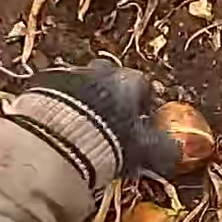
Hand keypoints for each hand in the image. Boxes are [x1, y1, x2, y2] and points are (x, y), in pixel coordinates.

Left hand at [6, 62, 181, 183]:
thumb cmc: (110, 140)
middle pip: (112, 81)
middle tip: (111, 124)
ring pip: (84, 85)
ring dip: (86, 102)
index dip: (145, 105)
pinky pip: (57, 93)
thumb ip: (164, 148)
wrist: (57, 137)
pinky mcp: (41, 84)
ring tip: (83, 129)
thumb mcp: (145, 150)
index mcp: (129, 81)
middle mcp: (101, 71)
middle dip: (113, 99)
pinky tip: (60, 128)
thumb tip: (180, 151)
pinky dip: (61, 107)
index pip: (145, 86)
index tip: (143, 122)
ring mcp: (70, 74)